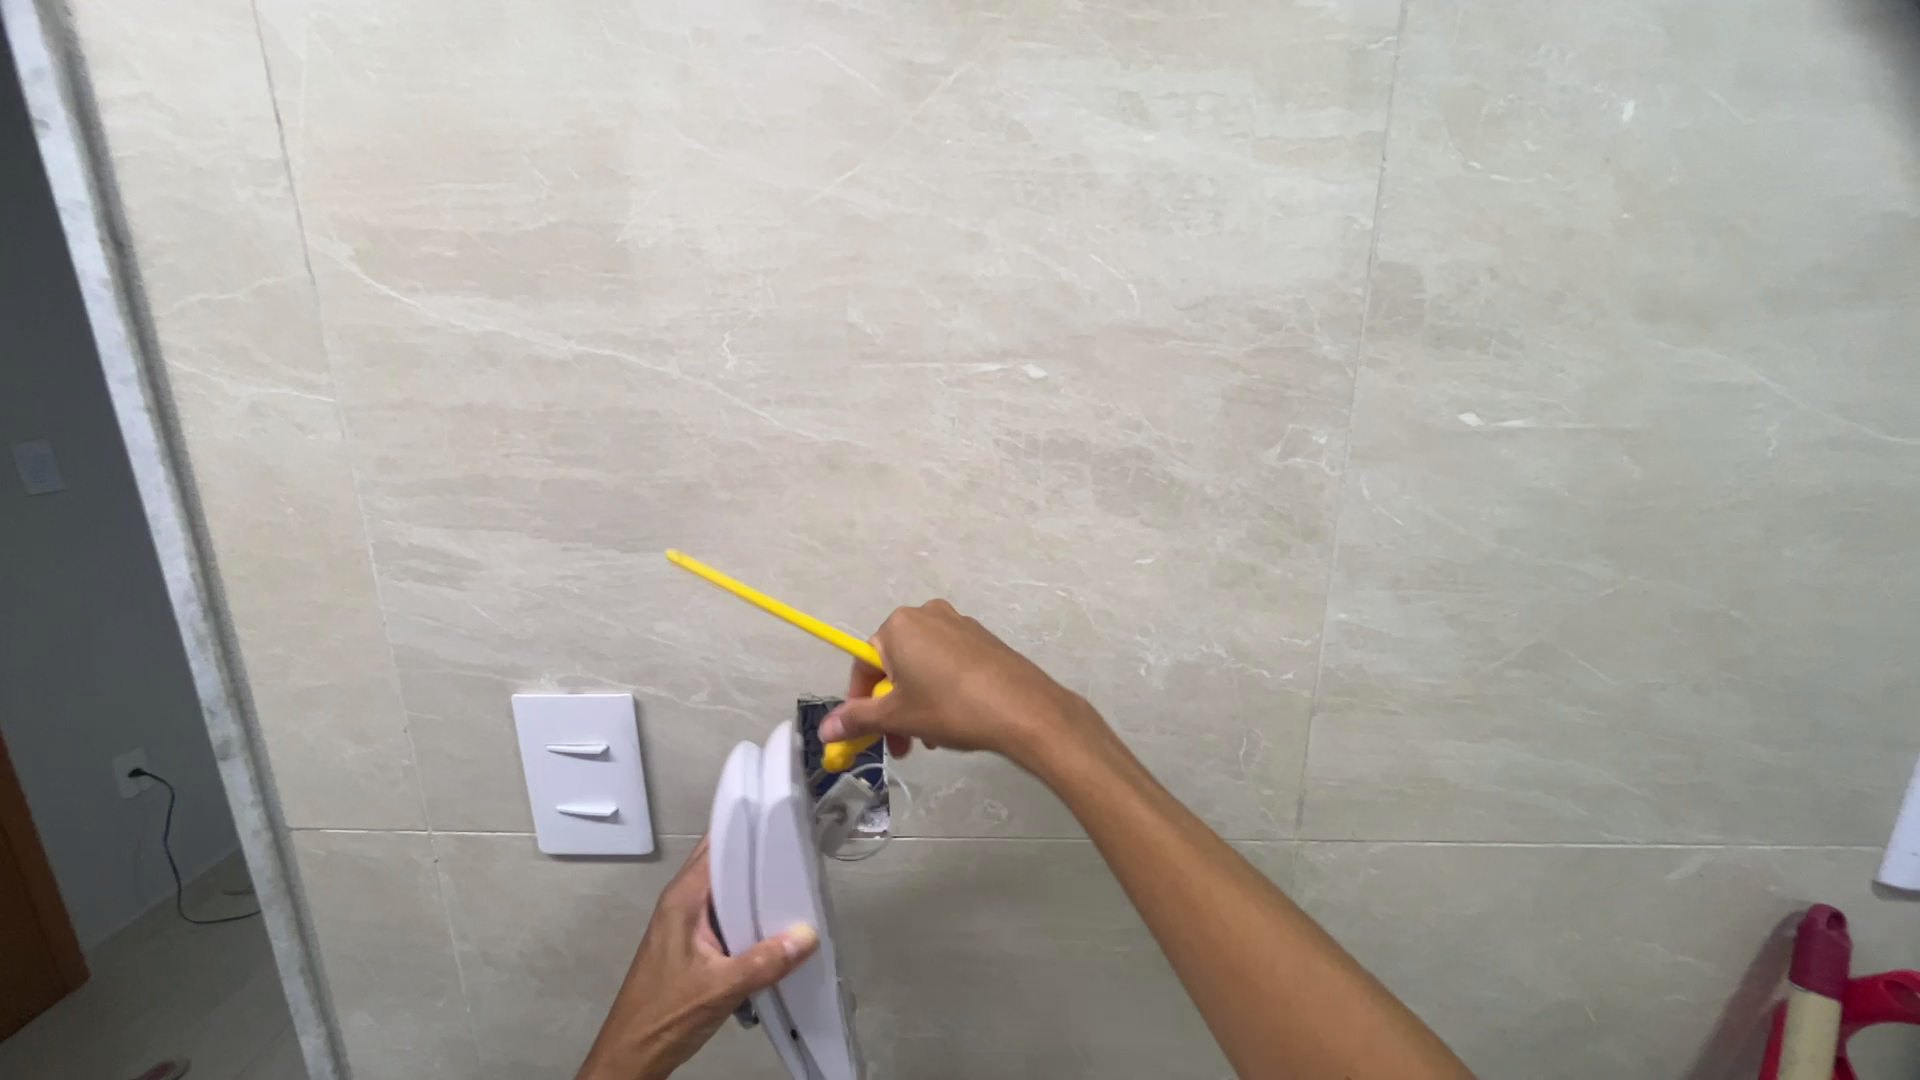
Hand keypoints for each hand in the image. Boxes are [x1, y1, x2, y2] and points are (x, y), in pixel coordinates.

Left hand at [576, 838, 816, 1079]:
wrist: (630, 1059)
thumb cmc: (665, 1015)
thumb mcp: (720, 988)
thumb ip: (765, 962)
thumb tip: (809, 934)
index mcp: (683, 897)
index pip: (718, 844)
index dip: (748, 826)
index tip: (782, 815)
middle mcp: (683, 899)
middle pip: (724, 861)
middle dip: (757, 852)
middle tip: (799, 844)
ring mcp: (686, 920)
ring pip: (726, 887)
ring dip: (755, 882)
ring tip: (796, 875)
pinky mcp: (692, 940)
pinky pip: (725, 910)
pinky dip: (749, 908)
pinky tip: (776, 917)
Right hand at [818, 599, 1105, 773]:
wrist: (1023, 709)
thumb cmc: (951, 707)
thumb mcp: (898, 717)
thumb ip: (858, 719)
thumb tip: (824, 729)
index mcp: (899, 626)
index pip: (864, 662)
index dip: (859, 702)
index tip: (867, 734)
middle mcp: (927, 614)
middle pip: (894, 665)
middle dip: (892, 707)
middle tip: (900, 745)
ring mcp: (959, 624)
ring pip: (922, 667)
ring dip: (917, 703)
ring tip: (931, 738)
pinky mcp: (983, 639)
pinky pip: (949, 663)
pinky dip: (942, 690)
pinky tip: (955, 720)